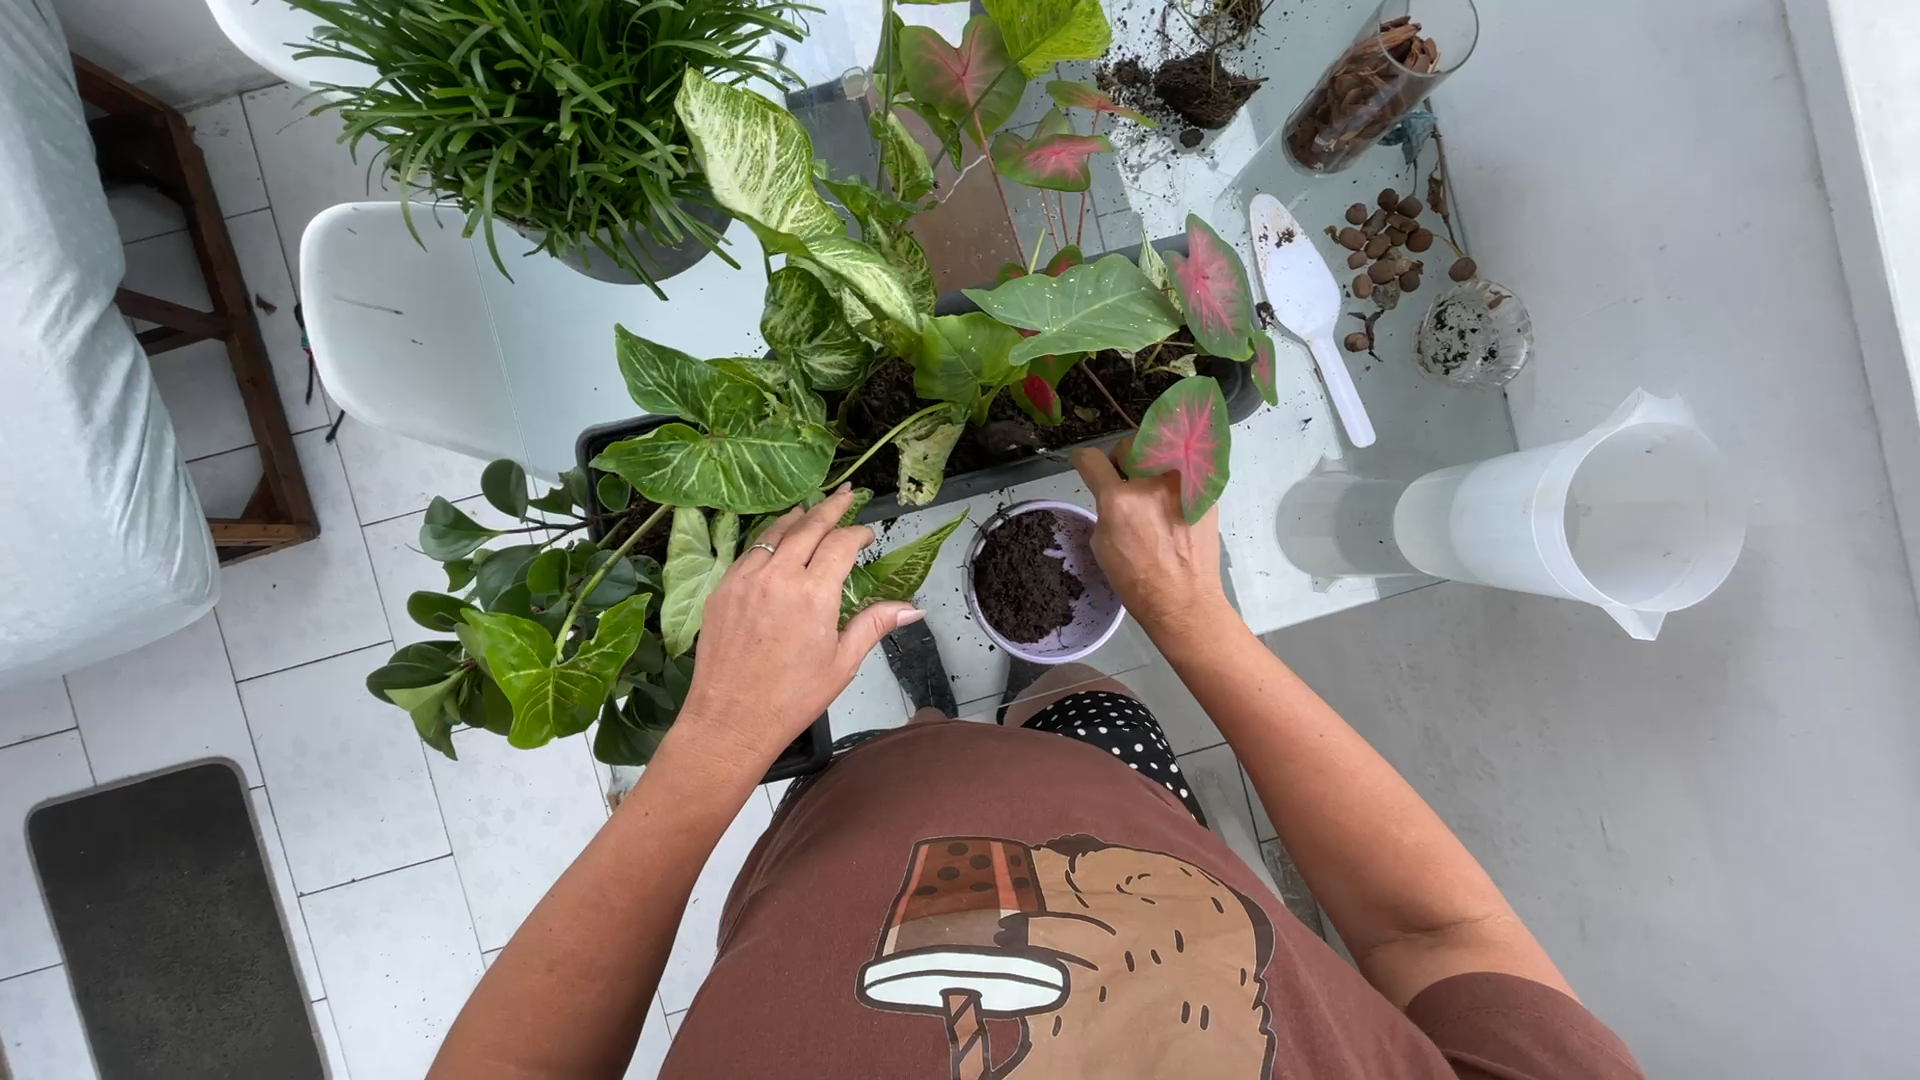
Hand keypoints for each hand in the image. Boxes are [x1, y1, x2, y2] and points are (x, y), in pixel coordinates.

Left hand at [673, 486, 922, 767]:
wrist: (731, 719)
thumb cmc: (793, 697)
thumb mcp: (843, 662)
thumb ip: (874, 624)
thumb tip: (912, 608)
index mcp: (814, 594)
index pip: (841, 544)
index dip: (857, 533)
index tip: (867, 535)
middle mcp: (779, 577)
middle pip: (809, 526)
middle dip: (831, 508)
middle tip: (846, 494)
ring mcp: (746, 580)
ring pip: (775, 533)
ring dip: (798, 517)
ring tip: (812, 506)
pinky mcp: (723, 590)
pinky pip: (750, 552)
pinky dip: (768, 539)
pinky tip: (775, 540)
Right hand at [1072, 441, 1228, 638]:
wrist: (1183, 600)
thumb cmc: (1136, 580)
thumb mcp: (1103, 544)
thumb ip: (1105, 508)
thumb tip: (1112, 494)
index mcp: (1118, 500)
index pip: (1092, 460)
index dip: (1083, 460)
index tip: (1085, 463)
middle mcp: (1150, 485)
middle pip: (1128, 446)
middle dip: (1121, 459)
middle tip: (1123, 480)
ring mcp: (1181, 486)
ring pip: (1159, 453)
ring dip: (1150, 466)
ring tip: (1152, 490)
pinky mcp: (1203, 493)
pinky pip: (1182, 473)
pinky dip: (1173, 482)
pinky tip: (1173, 504)